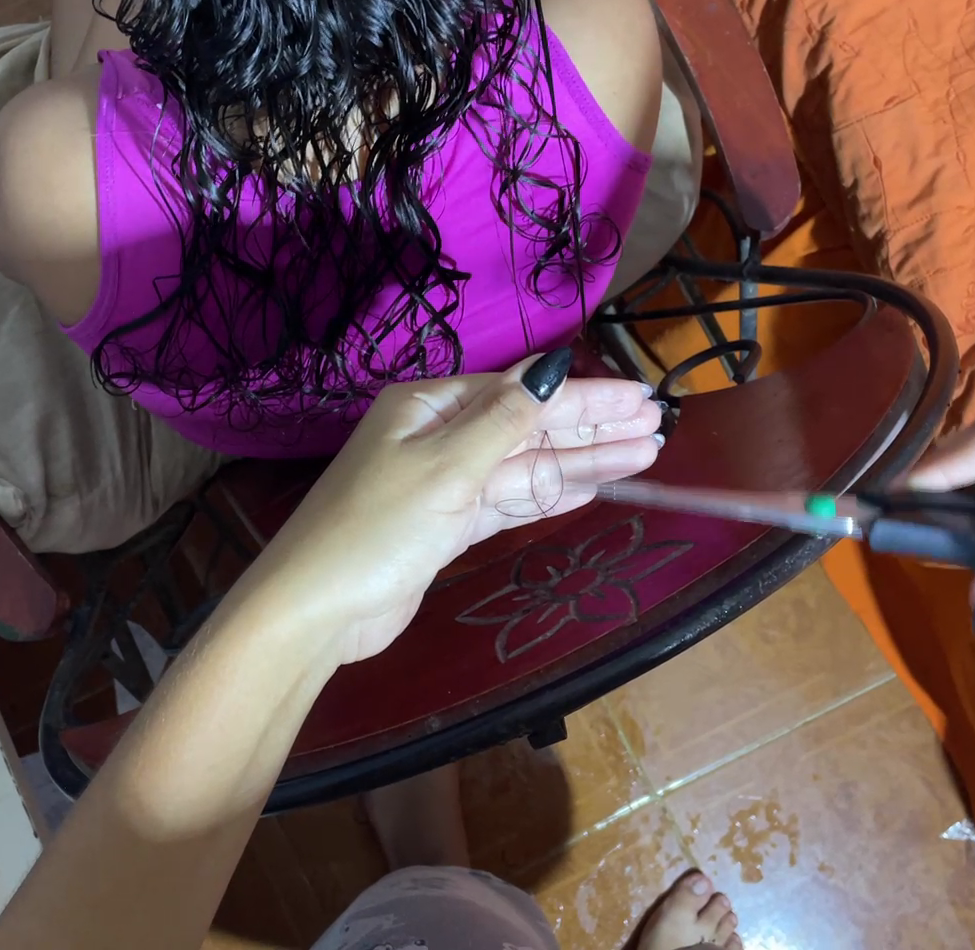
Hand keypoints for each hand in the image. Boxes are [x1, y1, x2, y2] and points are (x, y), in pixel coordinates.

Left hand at [236, 349, 661, 663]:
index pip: (519, 393)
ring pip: (523, 466)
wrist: (318, 608)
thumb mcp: (445, 467)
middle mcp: (436, 436)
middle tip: (655, 424)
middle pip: (526, 427)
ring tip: (644, 455)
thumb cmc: (377, 527)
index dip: (582, 396)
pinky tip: (591, 488)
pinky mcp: (447, 525)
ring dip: (580, 462)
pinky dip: (547, 494)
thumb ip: (504, 421)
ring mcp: (443, 483)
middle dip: (590, 428)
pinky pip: (507, 501)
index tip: (639, 398)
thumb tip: (551, 366)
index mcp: (429, 406)